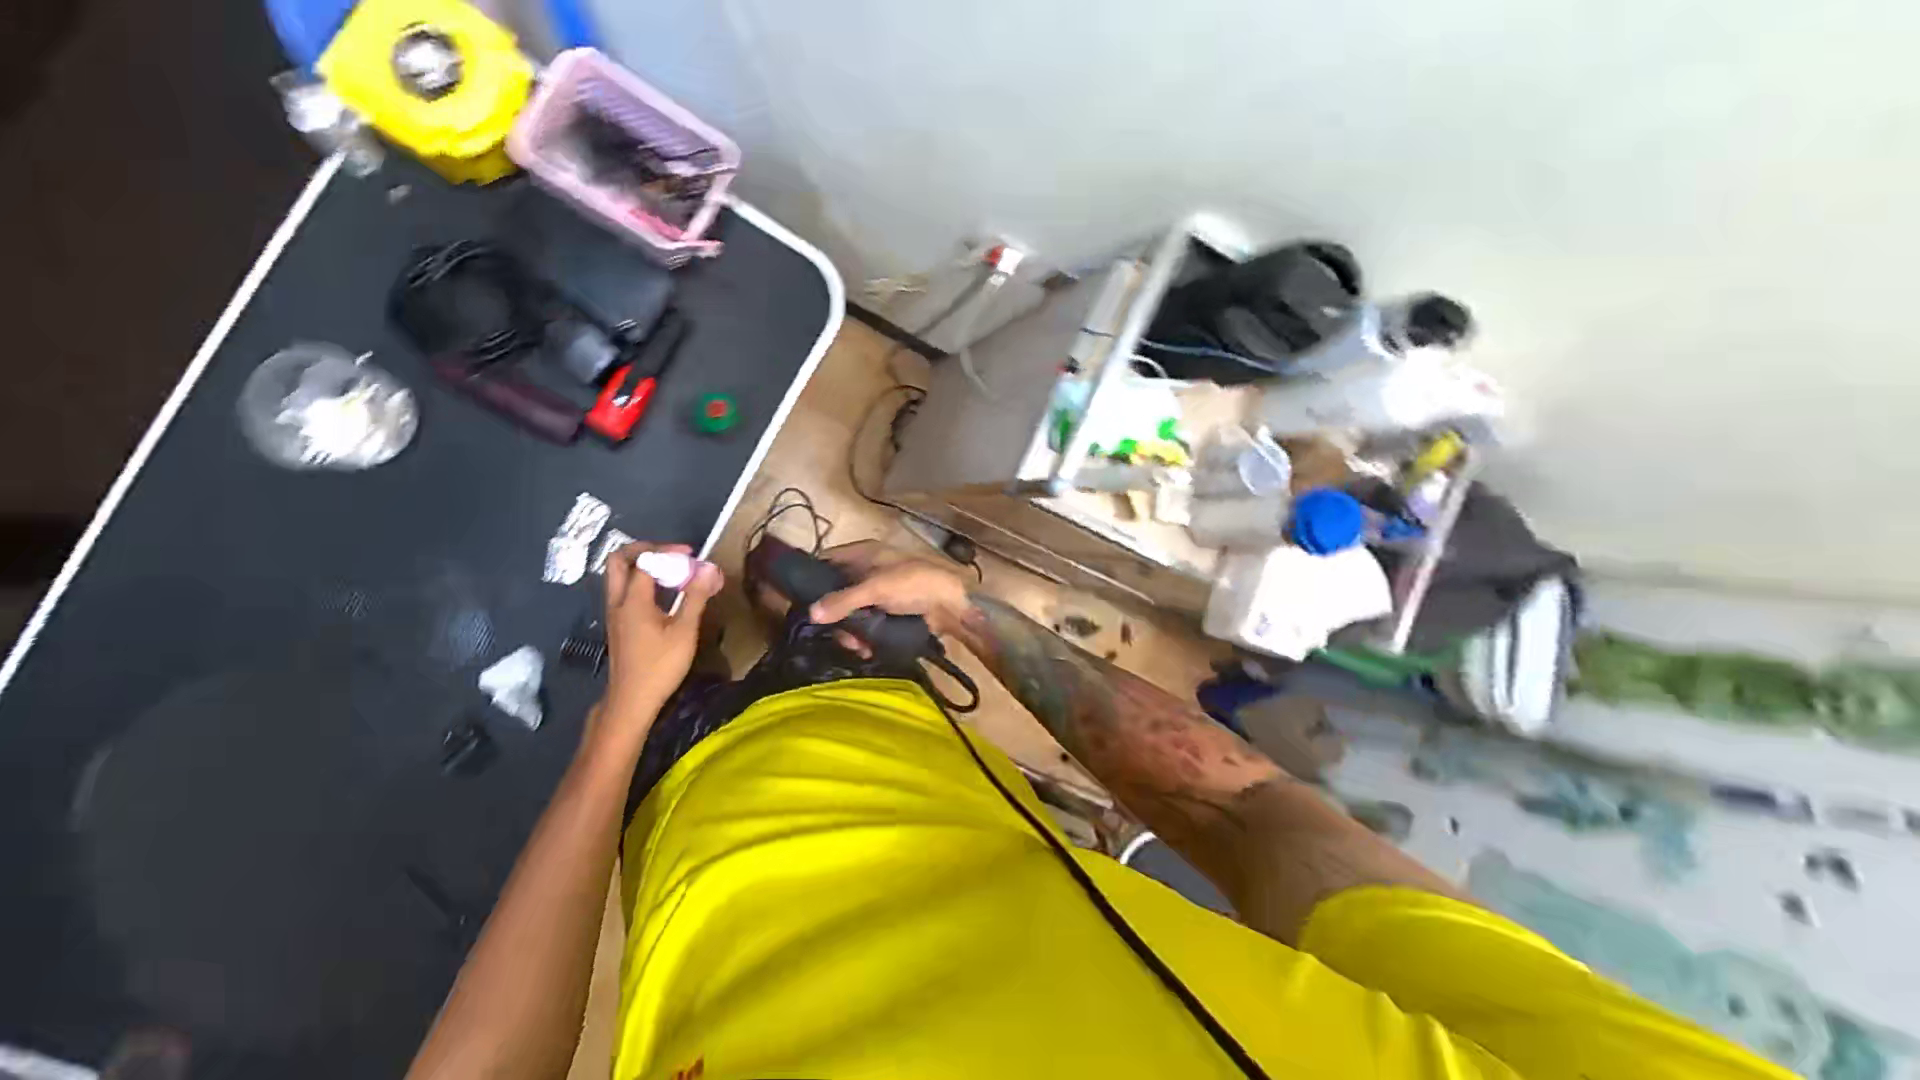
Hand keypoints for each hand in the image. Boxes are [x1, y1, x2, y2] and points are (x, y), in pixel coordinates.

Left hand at [601, 542, 722, 725]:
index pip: (645, 561)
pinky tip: (663, 594)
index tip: (692, 556)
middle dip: (644, 550)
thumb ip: (695, 597)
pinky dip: (641, 582)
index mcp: (632, 600)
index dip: (668, 552)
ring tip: (670, 572)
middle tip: (670, 554)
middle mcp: (617, 602)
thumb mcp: (684, 631)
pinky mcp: (618, 624)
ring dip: (642, 566)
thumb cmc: (659, 666)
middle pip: (618, 561)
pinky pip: (624, 591)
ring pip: (618, 576)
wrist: (632, 700)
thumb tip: (709, 568)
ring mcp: (614, 613)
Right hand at [808, 540, 972, 639]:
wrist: (953, 605)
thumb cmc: (915, 585)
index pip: (827, 560)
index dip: (812, 577)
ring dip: (851, 630)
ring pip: (850, 611)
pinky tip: (867, 649)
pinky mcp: (887, 610)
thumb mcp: (876, 590)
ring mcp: (878, 591)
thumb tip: (811, 614)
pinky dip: (865, 635)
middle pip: (836, 591)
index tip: (801, 601)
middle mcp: (867, 569)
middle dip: (835, 616)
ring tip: (857, 646)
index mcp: (864, 553)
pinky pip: (866, 622)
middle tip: (838, 634)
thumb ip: (843, 601)